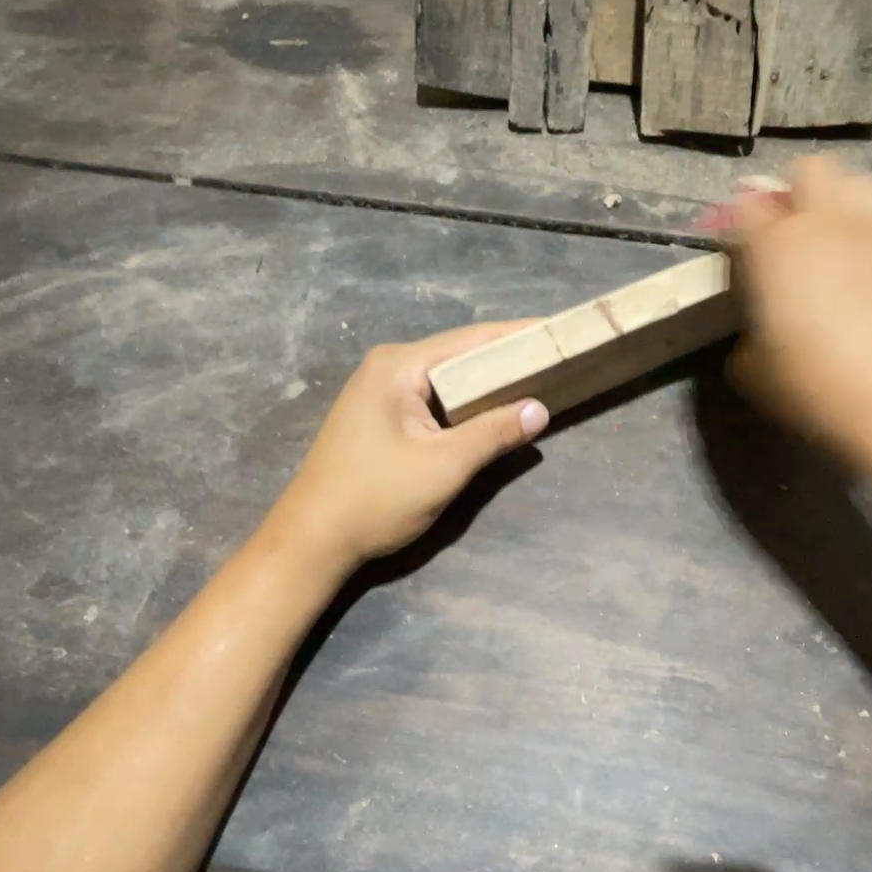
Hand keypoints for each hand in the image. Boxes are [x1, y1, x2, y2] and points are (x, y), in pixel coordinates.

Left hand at [266, 322, 548, 572]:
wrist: (311, 539)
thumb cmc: (375, 498)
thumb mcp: (444, 466)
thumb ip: (494, 433)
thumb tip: (540, 409)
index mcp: (399, 366)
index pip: (472, 340)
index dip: (519, 336)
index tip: (560, 332)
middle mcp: (388, 368)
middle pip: (460, 356)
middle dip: (507, 360)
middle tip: (555, 361)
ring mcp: (381, 392)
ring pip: (447, 381)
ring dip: (487, 385)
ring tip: (536, 382)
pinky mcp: (381, 417)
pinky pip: (434, 400)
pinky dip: (466, 405)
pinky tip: (493, 413)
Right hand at [727, 156, 871, 467]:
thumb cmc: (817, 387)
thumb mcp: (753, 372)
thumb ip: (745, 335)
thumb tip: (757, 328)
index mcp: (776, 246)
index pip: (745, 206)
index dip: (733, 222)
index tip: (732, 248)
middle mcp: (826, 224)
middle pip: (806, 170)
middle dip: (789, 193)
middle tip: (780, 236)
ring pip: (851, 183)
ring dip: (831, 203)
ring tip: (823, 247)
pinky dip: (862, 230)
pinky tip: (857, 272)